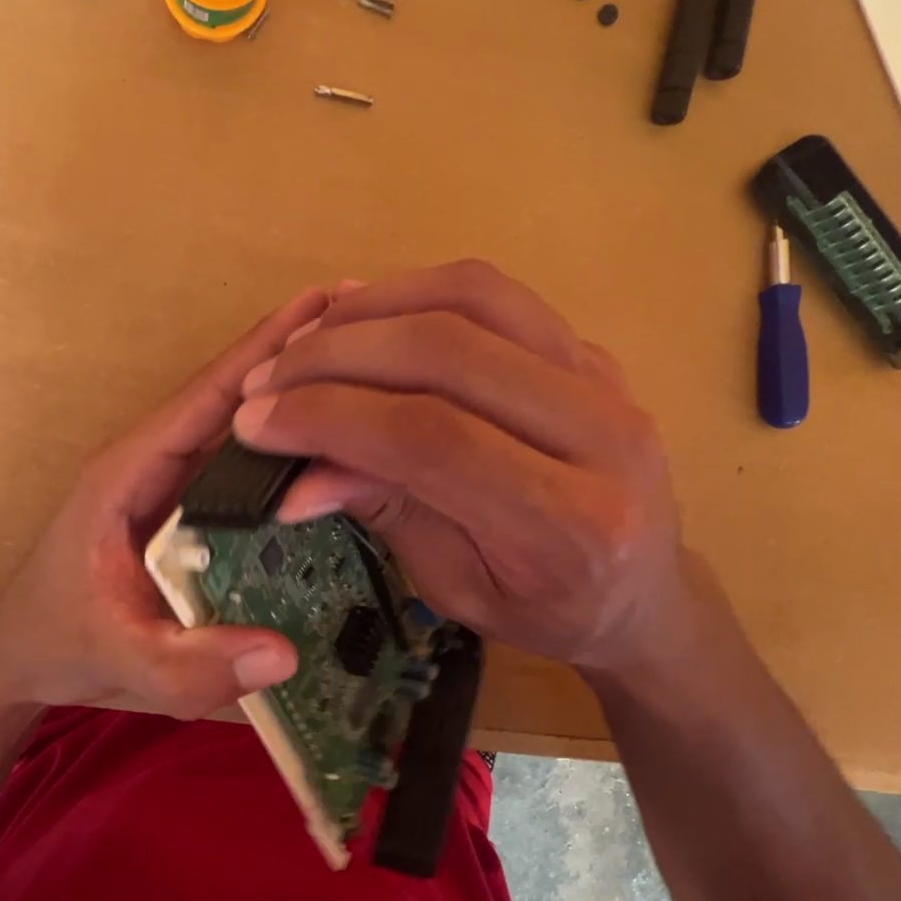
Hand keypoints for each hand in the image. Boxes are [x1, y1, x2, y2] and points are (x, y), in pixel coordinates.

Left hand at [0, 287, 338, 718]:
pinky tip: (321, 440)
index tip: (320, 308)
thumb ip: (193, 667)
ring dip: (285, 394)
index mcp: (125, 476)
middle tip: (363, 324)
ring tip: (356, 366)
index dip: (261, 354)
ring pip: (230, 426)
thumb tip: (286, 652)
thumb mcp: (124, 664)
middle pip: (224, 400)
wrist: (22, 655)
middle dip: (288, 360)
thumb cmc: (60, 646)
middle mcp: (146, 464)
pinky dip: (276, 442)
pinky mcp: (175, 505)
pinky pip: (232, 463)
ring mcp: (161, 482)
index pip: (202, 401)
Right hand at [231, 260, 697, 676]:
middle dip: (335, 358)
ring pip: (472, 299)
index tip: (256, 420)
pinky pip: (494, 293)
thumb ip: (386, 512)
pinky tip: (358, 313)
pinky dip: (413, 291)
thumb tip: (293, 477)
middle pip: (448, 353)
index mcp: (568, 522)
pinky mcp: (589, 347)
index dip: (331, 418)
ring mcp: (604, 377)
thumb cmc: (544, 609)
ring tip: (303, 341)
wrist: (644, 590)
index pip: (430, 439)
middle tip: (267, 378)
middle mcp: (602, 433)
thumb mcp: (455, 586)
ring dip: (370, 311)